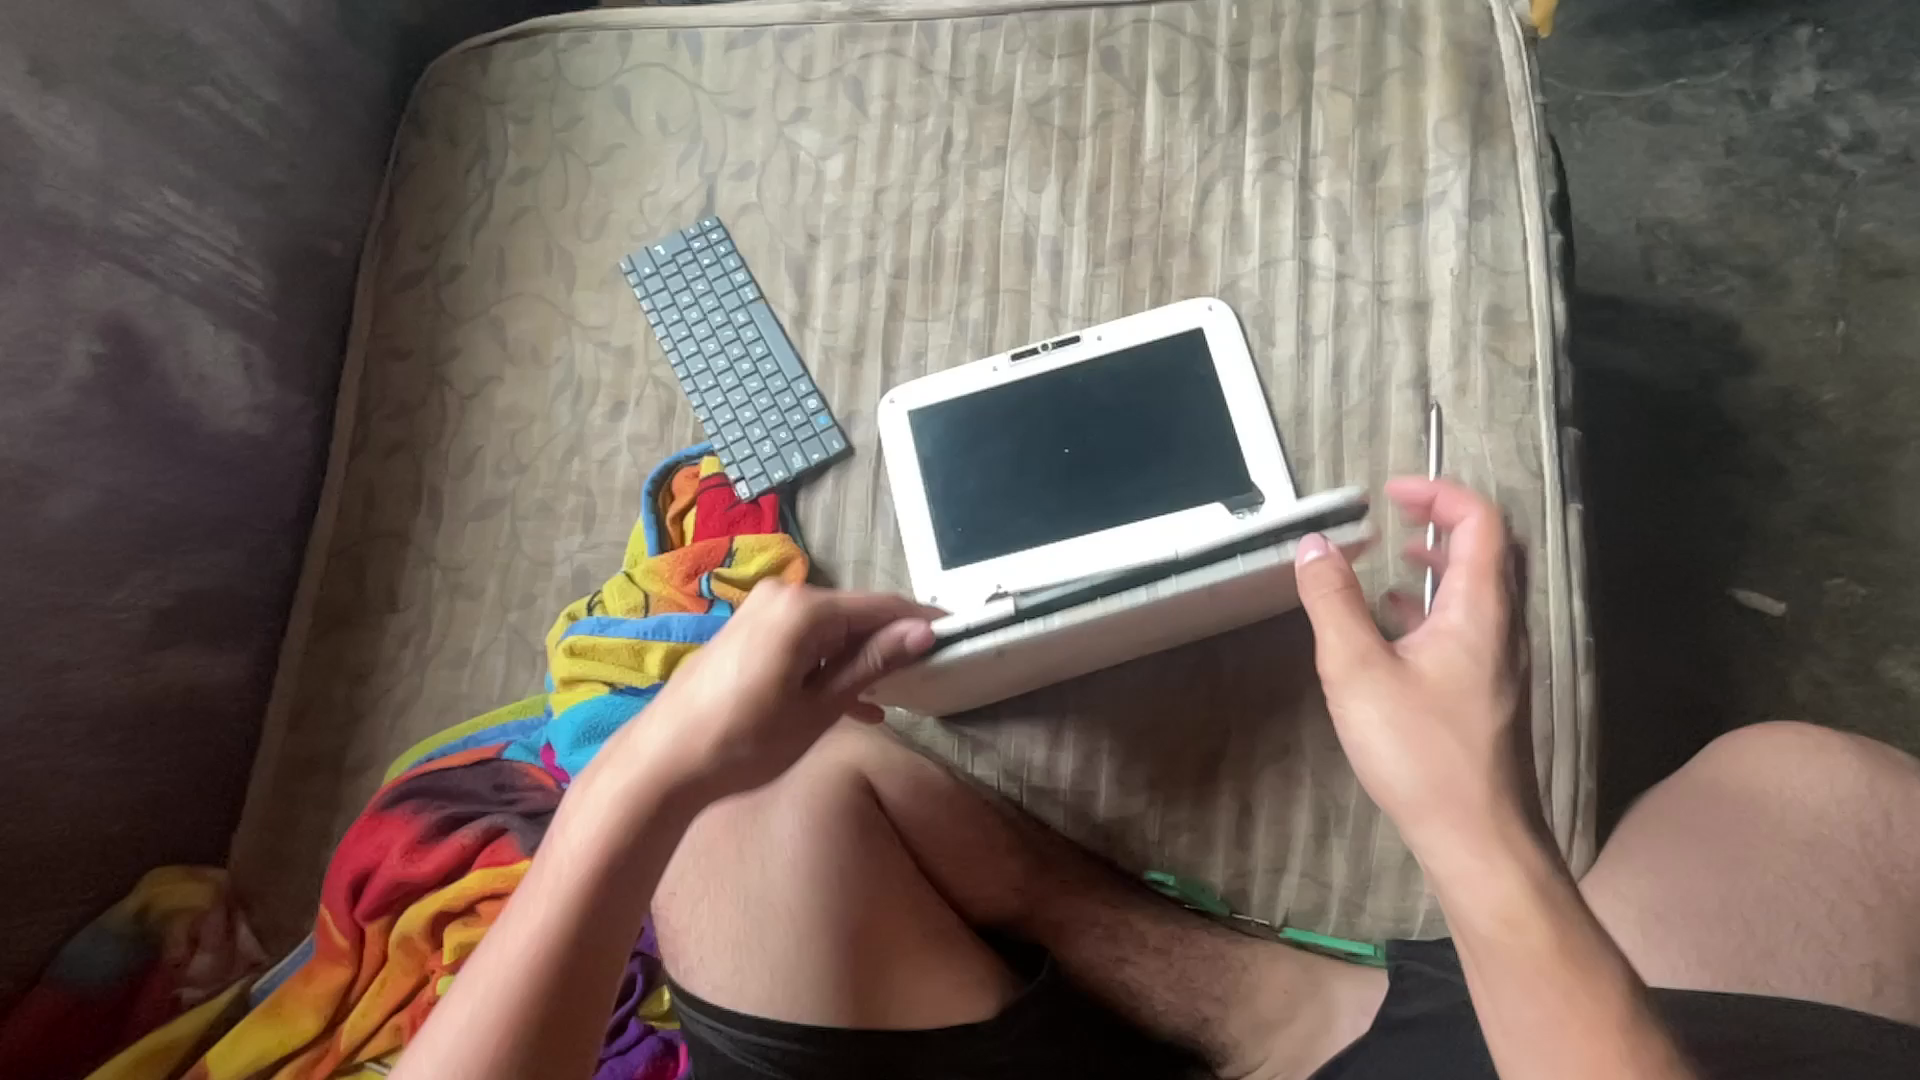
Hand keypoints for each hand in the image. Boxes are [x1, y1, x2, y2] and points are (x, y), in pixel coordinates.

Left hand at [637, 581, 937, 799]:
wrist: (662, 762)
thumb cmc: (746, 740)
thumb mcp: (820, 707)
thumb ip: (873, 664)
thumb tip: (924, 633)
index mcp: (804, 609)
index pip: (881, 607)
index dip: (920, 621)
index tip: (957, 634)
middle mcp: (783, 596)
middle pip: (854, 614)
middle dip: (888, 643)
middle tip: (926, 672)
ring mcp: (762, 611)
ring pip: (830, 629)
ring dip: (858, 658)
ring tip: (892, 692)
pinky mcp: (749, 631)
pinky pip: (804, 639)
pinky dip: (827, 664)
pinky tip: (852, 701)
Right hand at [1293, 477, 1538, 872]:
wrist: (1478, 838)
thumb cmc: (1419, 751)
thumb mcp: (1356, 669)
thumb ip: (1332, 602)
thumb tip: (1313, 544)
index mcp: (1478, 612)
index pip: (1481, 524)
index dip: (1438, 494)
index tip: (1388, 491)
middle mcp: (1500, 629)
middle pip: (1489, 551)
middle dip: (1442, 520)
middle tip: (1394, 512)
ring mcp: (1496, 662)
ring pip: (1479, 590)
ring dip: (1438, 561)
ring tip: (1392, 556)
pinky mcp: (1483, 691)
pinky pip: (1465, 624)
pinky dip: (1429, 604)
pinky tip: (1391, 625)